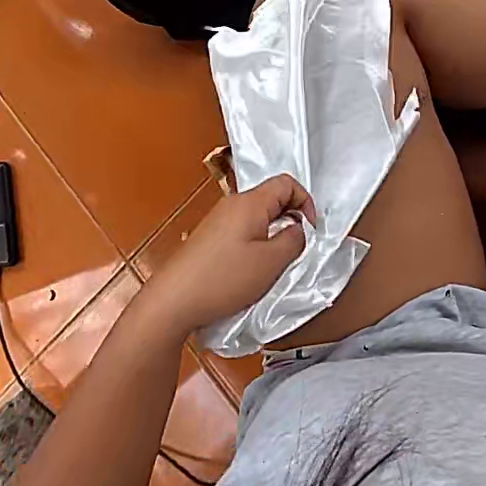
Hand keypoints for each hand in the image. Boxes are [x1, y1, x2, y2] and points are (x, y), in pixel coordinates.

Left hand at [141, 174, 315, 331]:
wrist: (173, 302)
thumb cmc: (224, 279)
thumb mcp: (273, 261)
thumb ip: (295, 239)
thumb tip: (297, 230)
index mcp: (250, 203)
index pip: (287, 183)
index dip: (306, 201)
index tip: (312, 228)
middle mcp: (232, 205)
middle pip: (272, 197)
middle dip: (292, 216)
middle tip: (298, 244)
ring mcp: (218, 221)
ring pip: (258, 215)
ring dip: (275, 231)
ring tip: (277, 259)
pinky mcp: (209, 238)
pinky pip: (243, 229)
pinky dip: (257, 241)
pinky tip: (254, 266)